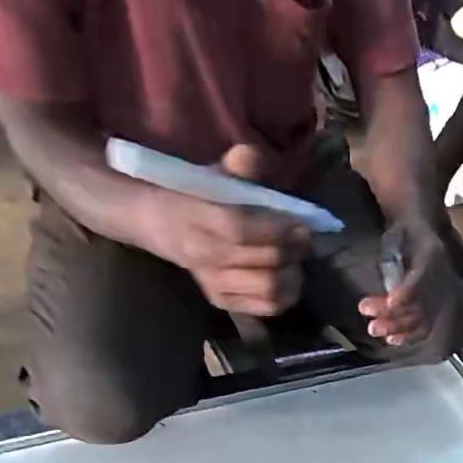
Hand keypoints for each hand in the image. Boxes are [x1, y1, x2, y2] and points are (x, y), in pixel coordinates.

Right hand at [134, 145, 310, 315]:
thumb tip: (253, 155)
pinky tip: (289, 278)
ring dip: (292, 273)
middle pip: (262, 262)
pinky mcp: (224, 302)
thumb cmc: (192, 196)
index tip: (300, 225)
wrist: (157, 225)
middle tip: (304, 240)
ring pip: (268, 288)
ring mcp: (215, 284)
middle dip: (292, 251)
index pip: (240, 231)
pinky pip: (266, 307)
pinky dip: (286, 295)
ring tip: (297, 258)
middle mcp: (205, 258)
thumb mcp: (209, 175)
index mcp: (196, 221)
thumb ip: (235, 167)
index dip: (276, 230)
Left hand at [358, 216, 462, 362]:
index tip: (390, 303)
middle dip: (394, 314)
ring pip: (420, 318)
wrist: (421, 232)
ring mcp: (438, 293)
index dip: (407, 292)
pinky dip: (408, 335)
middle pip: (420, 303)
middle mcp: (439, 277)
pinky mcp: (432, 306)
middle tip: (367, 315)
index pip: (422, 277)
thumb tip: (387, 282)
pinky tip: (391, 339)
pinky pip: (423, 325)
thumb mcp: (396, 233)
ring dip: (397, 327)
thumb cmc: (404, 231)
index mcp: (432, 253)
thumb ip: (392, 253)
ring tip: (373, 329)